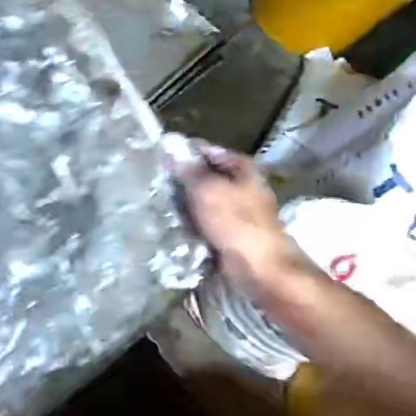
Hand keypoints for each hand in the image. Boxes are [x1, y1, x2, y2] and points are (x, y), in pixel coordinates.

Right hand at [170, 142, 297, 282]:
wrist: (260, 269)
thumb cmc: (236, 223)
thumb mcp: (207, 189)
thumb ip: (188, 169)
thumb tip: (170, 145)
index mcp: (243, 167)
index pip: (208, 151)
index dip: (184, 154)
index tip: (159, 160)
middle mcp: (243, 185)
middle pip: (207, 177)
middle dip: (183, 182)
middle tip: (155, 185)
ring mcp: (239, 211)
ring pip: (205, 202)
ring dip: (186, 205)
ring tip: (160, 206)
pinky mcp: (232, 234)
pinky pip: (206, 223)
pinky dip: (193, 225)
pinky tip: (174, 227)